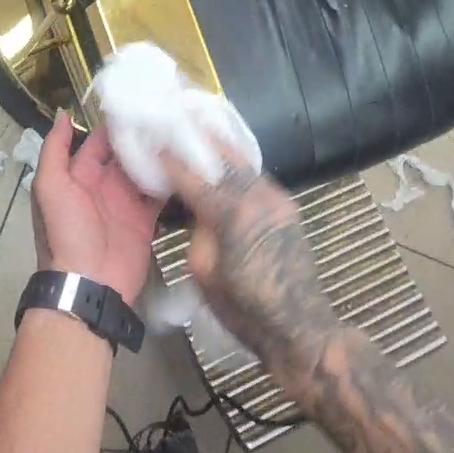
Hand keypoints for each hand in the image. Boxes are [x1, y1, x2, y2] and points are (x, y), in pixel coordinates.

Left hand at [29, 112, 164, 302]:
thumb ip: (55, 149)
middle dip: (142, 135)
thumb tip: (64, 114)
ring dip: (158, 154)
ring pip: (144, 170)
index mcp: (80, 174)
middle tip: (167, 112)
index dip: (115, 124)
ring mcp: (126, 201)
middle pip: (125, 153)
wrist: (88, 283)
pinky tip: (185, 161)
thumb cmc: (65, 231)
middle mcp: (104, 184)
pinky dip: (170, 180)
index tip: (137, 102)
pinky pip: (159, 194)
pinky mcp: (145, 219)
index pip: (99, 141)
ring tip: (181, 131)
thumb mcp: (49, 186)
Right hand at [160, 143, 338, 375]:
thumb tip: (193, 207)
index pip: (192, 176)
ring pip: (242, 162)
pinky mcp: (286, 206)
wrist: (300, 328)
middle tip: (177, 124)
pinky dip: (237, 165)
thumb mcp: (203, 271)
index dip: (170, 160)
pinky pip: (256, 176)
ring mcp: (276, 198)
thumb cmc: (244, 309)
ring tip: (199, 132)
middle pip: (221, 156)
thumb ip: (196, 229)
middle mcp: (256, 195)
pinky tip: (224, 161)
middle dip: (198, 140)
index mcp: (230, 213)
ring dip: (219, 148)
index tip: (154, 145)